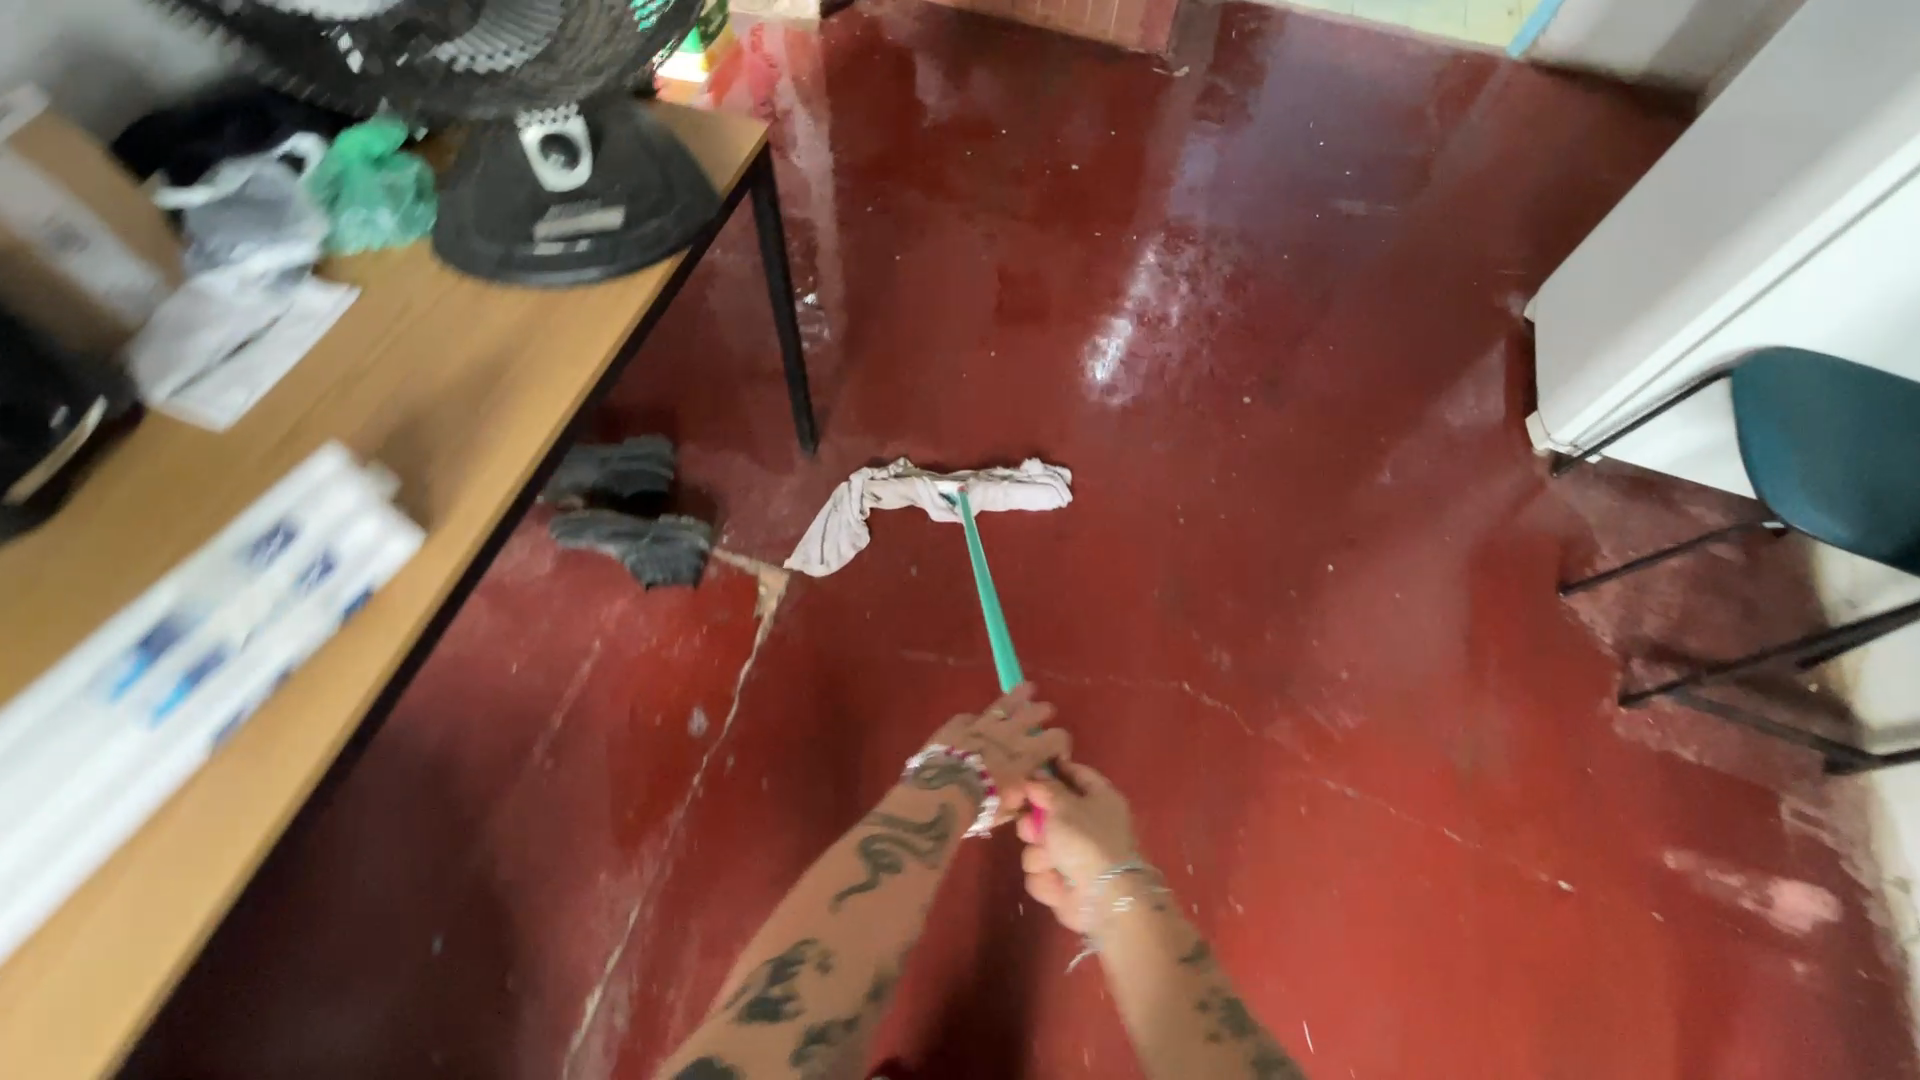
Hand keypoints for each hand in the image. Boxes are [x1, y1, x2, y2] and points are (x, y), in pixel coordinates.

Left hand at [923, 683, 1068, 826]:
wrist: (943, 791)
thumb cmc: (982, 805)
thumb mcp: (1011, 809)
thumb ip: (1023, 798)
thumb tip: (1028, 797)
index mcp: (1027, 754)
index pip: (1058, 738)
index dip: (1062, 743)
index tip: (1057, 754)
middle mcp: (1010, 733)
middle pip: (1036, 711)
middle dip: (1043, 712)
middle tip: (1044, 714)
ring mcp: (983, 723)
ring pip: (1006, 702)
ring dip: (1019, 695)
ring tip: (1027, 688)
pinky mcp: (959, 723)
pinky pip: (971, 717)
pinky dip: (975, 720)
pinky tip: (976, 720)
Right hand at [1018, 760, 1136, 932]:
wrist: (1104, 898)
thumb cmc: (1087, 841)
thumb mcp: (1063, 806)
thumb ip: (1045, 788)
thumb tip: (1035, 777)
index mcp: (1099, 798)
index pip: (1076, 774)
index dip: (1054, 770)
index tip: (1030, 770)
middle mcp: (1088, 824)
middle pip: (1048, 813)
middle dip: (1033, 823)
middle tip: (1030, 829)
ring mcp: (1075, 855)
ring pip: (1038, 846)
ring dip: (1040, 854)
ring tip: (1051, 862)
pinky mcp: (1064, 882)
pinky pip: (1041, 872)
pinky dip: (1046, 878)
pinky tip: (1058, 883)